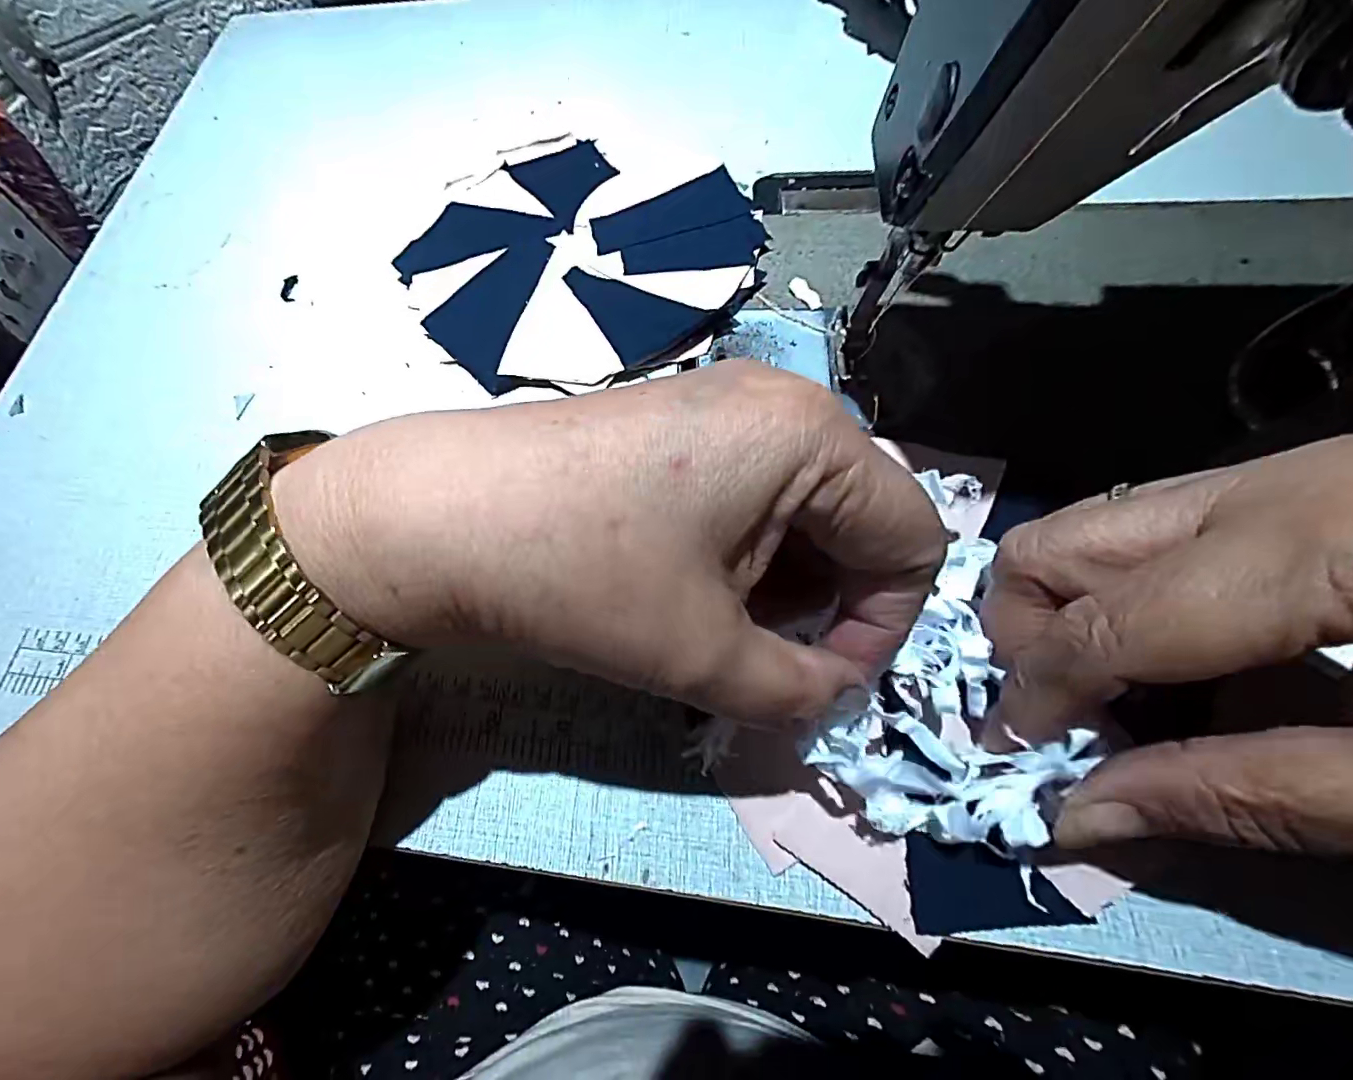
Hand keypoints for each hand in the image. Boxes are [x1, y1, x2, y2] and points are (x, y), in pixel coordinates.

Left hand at [272, 361, 946, 724]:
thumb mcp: (706, 656)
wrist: (440, 514)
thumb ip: (800, 690)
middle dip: (833, 602)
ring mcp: (730, 400)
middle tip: (770, 654)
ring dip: (790, 579)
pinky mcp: (688, 416)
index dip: (885, 624)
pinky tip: (698, 581)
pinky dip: (753, 545)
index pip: (912, 538)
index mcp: (813, 437)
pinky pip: (761, 485)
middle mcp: (784, 400)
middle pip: (863, 518)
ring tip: (724, 623)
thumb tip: (833, 691)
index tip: (823, 676)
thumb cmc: (584, 577)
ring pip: (811, 506)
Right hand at [984, 434, 1352, 875]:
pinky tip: (1182, 676)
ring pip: (1088, 536)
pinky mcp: (1289, 494)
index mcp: (1323, 535)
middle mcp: (1267, 480)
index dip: (1040, 700)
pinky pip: (1147, 547)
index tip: (1012, 768)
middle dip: (1029, 641)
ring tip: (1119, 708)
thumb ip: (1249, 799)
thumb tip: (1081, 816)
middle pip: (1058, 545)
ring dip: (1071, 627)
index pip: (1110, 621)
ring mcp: (1276, 476)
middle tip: (1066, 726)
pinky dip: (1126, 615)